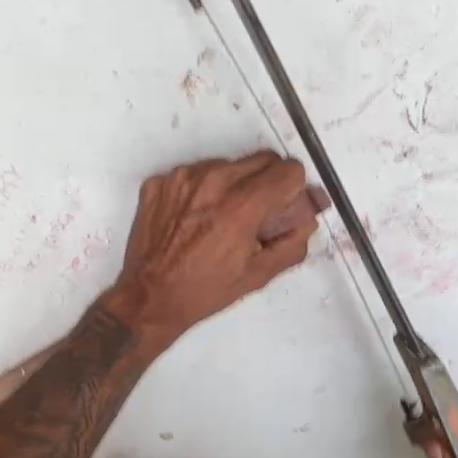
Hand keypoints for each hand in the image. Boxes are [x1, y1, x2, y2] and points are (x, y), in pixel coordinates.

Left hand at [104, 151, 322, 341]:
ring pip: (227, 164)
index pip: (288, 170)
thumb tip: (307, 218)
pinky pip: (194, 173)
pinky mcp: (159, 182)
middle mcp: (212, 182)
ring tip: (221, 219)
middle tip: (258, 213)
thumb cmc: (204, 291)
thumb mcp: (258, 275)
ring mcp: (181, 178)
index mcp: (241, 206)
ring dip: (234, 184)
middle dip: (268, 182)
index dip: (293, 189)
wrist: (149, 297)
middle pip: (262, 159)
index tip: (285, 204)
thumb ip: (292, 242)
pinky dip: (201, 191)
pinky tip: (194, 219)